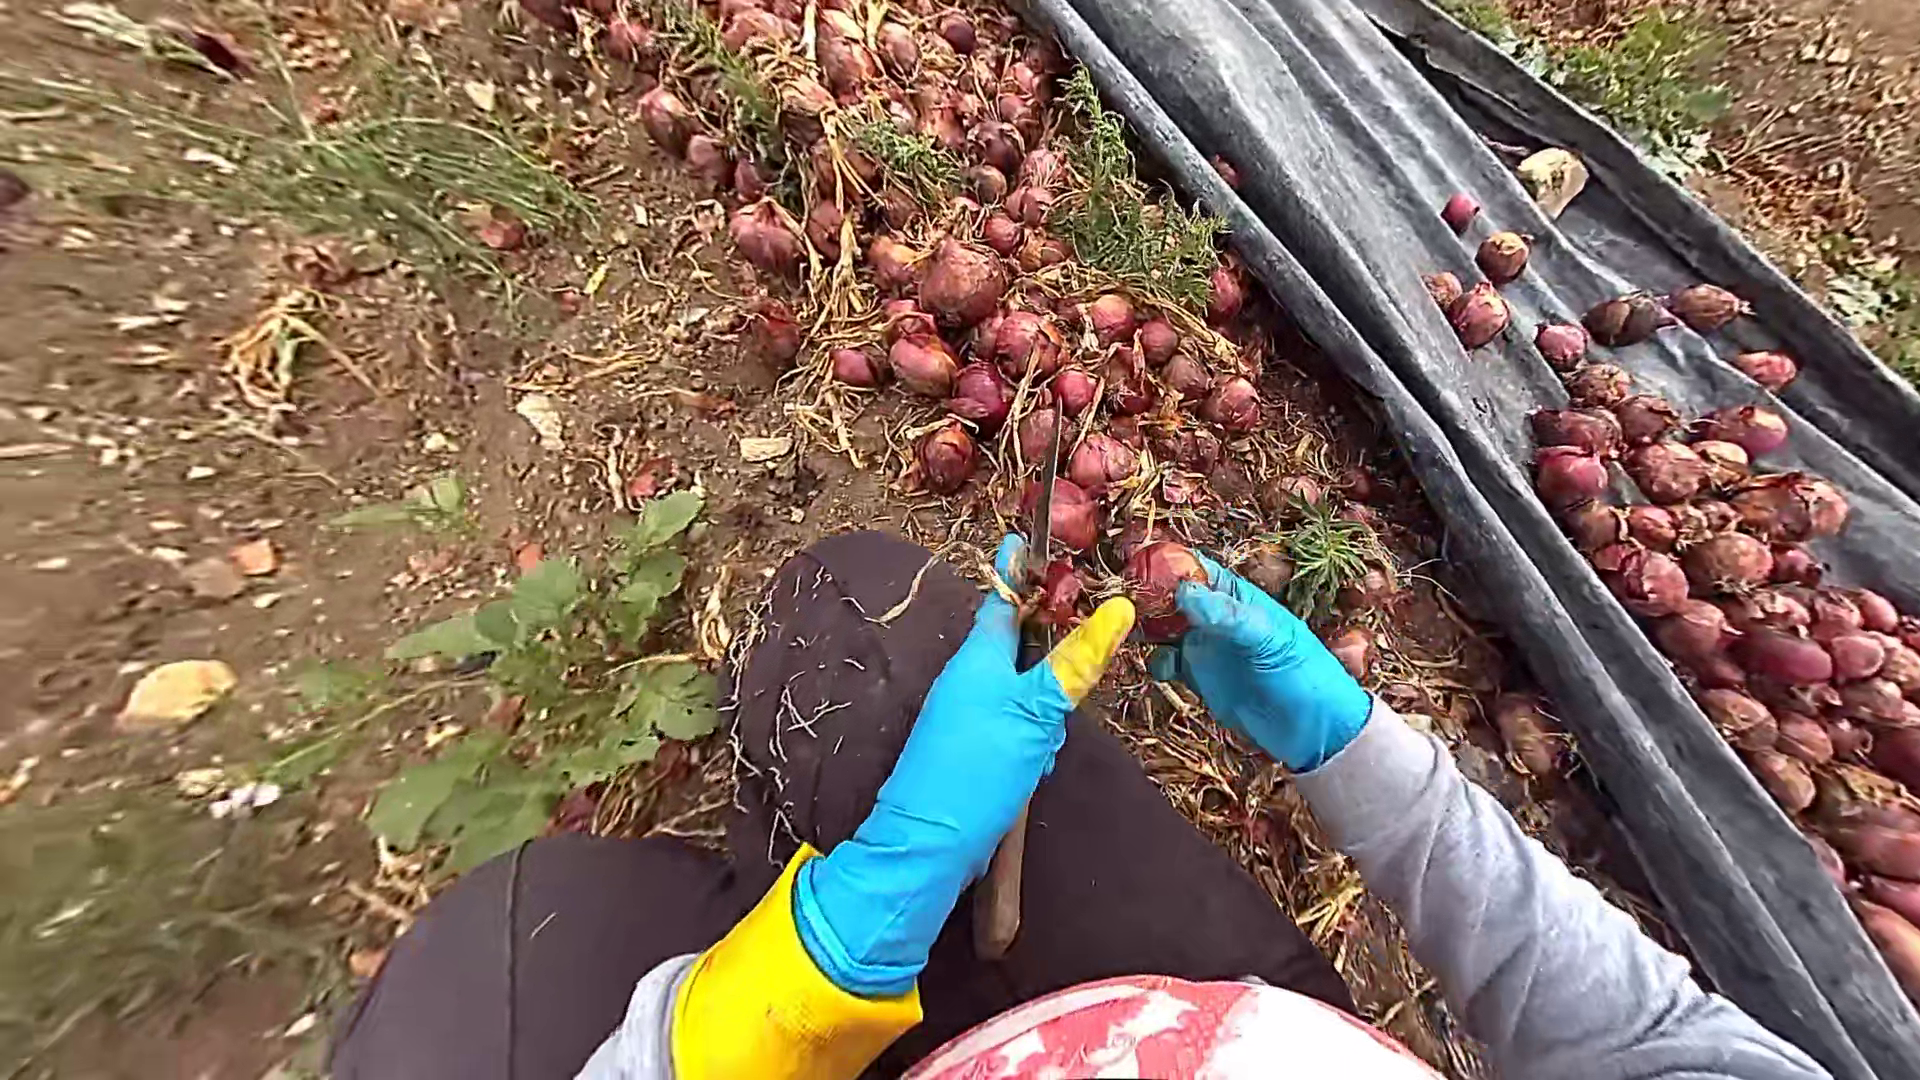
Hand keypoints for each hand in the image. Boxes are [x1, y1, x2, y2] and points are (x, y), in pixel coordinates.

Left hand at [794, 535, 1134, 996]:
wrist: (929, 839)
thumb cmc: (980, 762)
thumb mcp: (1036, 709)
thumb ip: (1075, 661)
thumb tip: (1119, 610)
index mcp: (980, 654)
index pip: (1003, 597)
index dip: (1020, 571)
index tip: (1032, 542)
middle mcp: (971, 675)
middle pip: (1018, 642)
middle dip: (1049, 649)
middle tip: (1076, 659)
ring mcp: (969, 709)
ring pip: (1022, 685)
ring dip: (1045, 700)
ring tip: (1049, 732)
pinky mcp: (975, 742)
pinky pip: (1015, 719)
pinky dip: (1033, 730)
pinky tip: (1039, 755)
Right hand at [1148, 552, 1370, 770]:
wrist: (1313, 733)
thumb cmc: (1302, 676)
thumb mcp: (1268, 639)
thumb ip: (1226, 615)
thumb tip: (1182, 591)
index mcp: (1235, 597)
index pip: (1195, 568)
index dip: (1167, 563)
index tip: (1137, 566)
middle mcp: (1213, 617)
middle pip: (1169, 597)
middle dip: (1146, 597)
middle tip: (1122, 601)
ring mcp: (1203, 645)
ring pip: (1162, 628)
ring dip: (1145, 628)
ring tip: (1131, 631)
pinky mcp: (1195, 675)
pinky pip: (1164, 661)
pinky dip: (1156, 661)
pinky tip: (1163, 668)